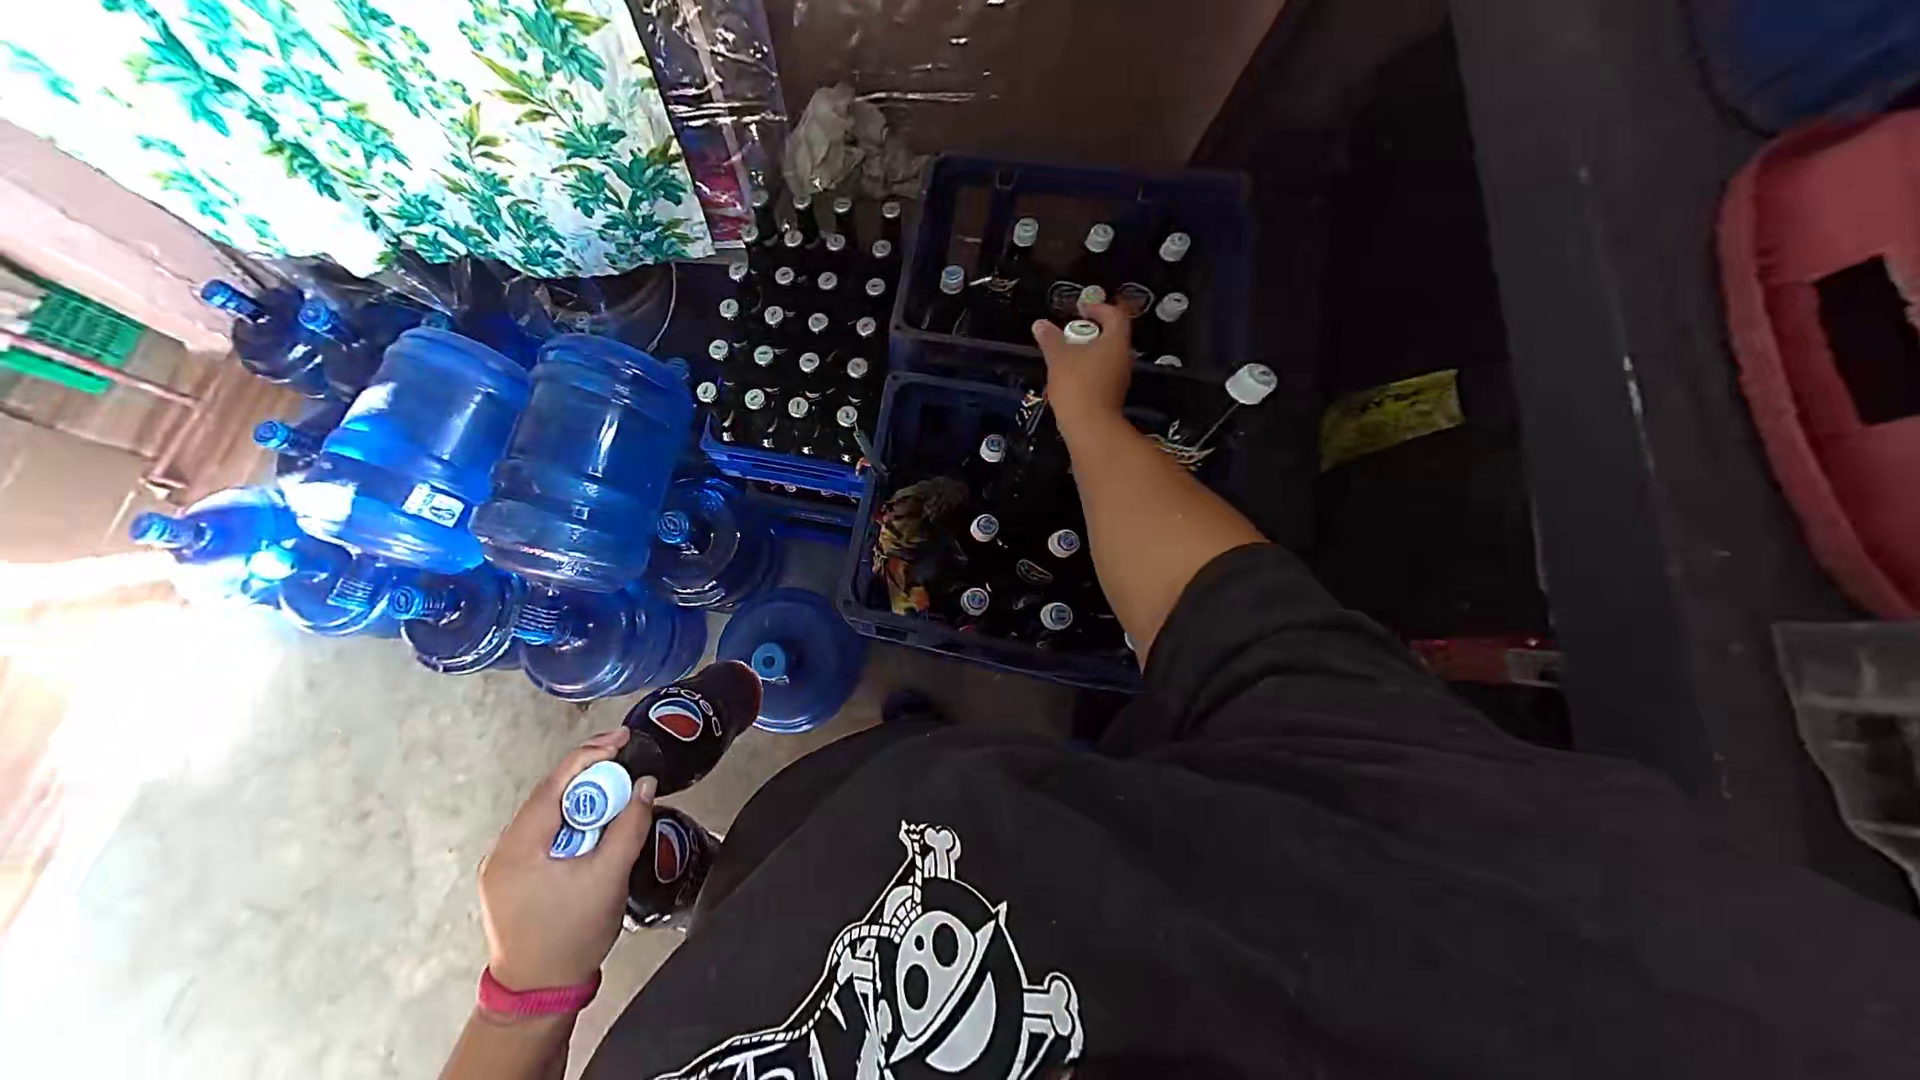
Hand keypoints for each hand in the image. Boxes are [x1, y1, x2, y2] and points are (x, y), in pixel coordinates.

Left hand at [479, 728, 656, 991]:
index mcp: (518, 847)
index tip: (623, 738)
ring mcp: (504, 863)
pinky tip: (597, 818)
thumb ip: (629, 825)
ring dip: (584, 795)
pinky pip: (547, 830)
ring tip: (618, 786)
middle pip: (550, 794)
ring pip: (549, 811)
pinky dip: (575, 816)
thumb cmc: (572, 933)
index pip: (555, 784)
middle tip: (626, 757)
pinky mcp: (514, 874)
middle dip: (589, 772)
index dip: (590, 755)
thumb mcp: (609, 876)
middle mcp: (503, 849)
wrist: (539, 991)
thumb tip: (645, 783)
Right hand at [1032, 301, 1132, 434]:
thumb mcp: (1058, 357)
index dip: (1098, 307)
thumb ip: (1050, 338)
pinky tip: (1070, 377)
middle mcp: (1123, 357)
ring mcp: (1120, 378)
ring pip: (1105, 356)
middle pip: (1111, 335)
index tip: (1081, 308)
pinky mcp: (1112, 395)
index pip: (1114, 314)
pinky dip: (1087, 370)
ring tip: (1065, 355)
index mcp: (1115, 341)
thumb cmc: (1077, 385)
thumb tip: (1040, 325)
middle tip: (1070, 332)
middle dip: (1090, 332)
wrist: (1089, 426)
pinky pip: (1101, 374)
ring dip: (1087, 352)